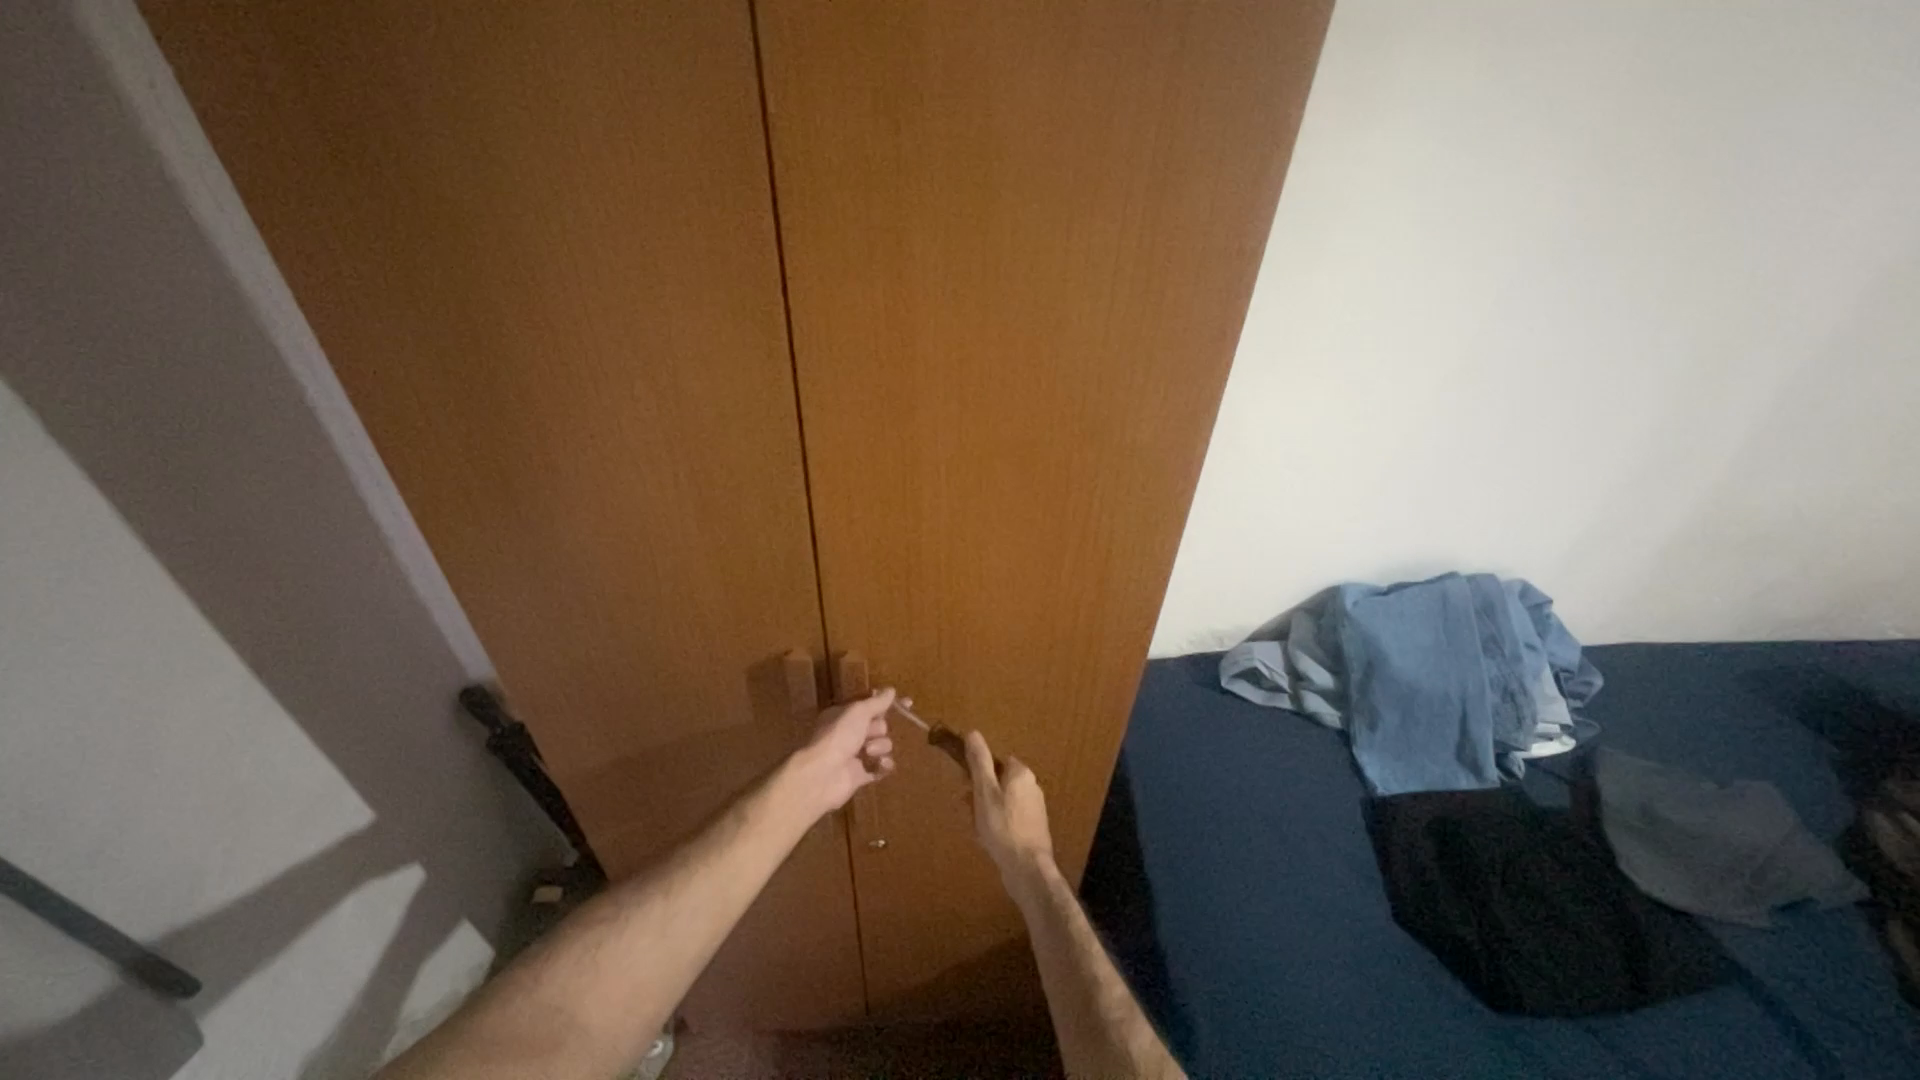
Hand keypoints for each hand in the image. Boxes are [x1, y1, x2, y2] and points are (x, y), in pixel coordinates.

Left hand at [790, 688, 896, 815]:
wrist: (822, 774)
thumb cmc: (838, 736)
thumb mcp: (858, 712)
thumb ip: (876, 702)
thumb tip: (891, 690)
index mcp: (844, 715)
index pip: (870, 705)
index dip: (887, 704)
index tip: (908, 703)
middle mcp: (848, 734)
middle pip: (878, 726)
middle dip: (880, 729)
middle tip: (871, 733)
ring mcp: (854, 756)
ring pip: (881, 746)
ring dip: (880, 747)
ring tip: (869, 752)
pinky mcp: (860, 775)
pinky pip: (880, 767)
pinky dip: (883, 765)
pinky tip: (881, 764)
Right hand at [964, 730, 1054, 880]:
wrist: (1027, 867)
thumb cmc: (1002, 826)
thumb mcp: (985, 791)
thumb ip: (979, 762)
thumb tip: (973, 732)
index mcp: (1021, 773)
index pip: (996, 761)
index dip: (978, 772)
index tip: (965, 787)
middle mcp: (1031, 786)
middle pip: (998, 782)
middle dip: (979, 795)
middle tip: (967, 811)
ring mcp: (1034, 809)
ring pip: (1001, 802)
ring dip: (984, 812)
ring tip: (976, 829)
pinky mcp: (1032, 827)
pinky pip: (1008, 819)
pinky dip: (995, 825)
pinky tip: (987, 840)